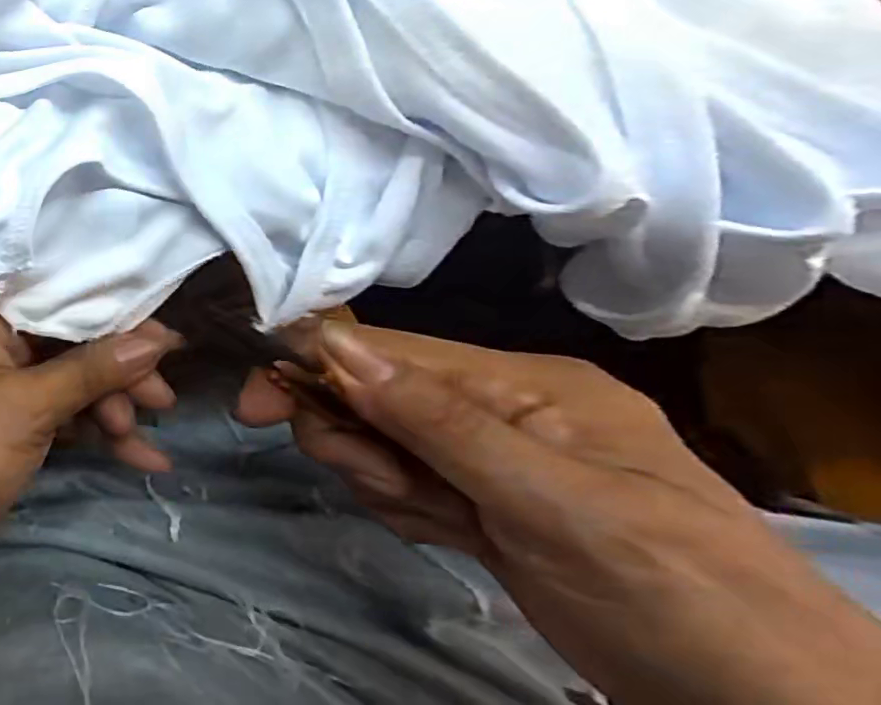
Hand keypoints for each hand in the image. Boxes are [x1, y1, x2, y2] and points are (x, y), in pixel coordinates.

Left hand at [0, 310, 179, 604]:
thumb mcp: (33, 405)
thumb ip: (93, 369)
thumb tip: (157, 341)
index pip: (54, 304)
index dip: (109, 319)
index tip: (163, 338)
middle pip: (69, 344)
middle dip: (116, 372)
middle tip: (161, 397)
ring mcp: (6, 381)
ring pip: (72, 379)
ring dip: (110, 405)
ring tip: (141, 432)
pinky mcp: (18, 417)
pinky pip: (66, 410)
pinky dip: (97, 429)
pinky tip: (143, 456)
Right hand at [236, 320, 880, 704]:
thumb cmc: (682, 596)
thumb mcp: (556, 505)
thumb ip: (437, 421)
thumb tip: (334, 344)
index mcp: (526, 386)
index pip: (393, 354)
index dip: (319, 365)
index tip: (258, 400)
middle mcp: (503, 411)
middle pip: (378, 396)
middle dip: (355, 436)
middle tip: (374, 483)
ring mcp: (493, 462)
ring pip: (385, 443)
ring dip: (380, 478)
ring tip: (429, 519)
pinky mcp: (485, 507)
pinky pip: (407, 485)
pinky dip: (403, 507)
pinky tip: (444, 536)